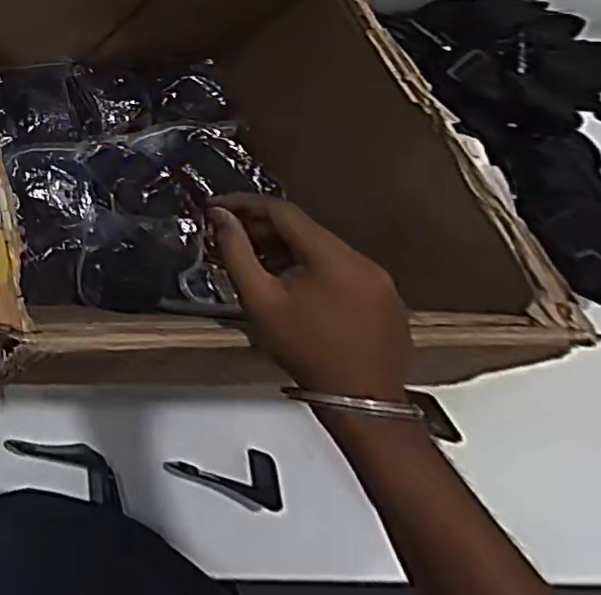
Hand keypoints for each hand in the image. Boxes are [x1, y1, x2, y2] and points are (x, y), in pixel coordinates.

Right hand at [208, 194, 410, 401]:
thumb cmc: (302, 347)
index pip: (284, 211)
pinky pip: (339, 266)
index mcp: (335, 259)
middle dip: (261, 225)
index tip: (214, 205)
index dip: (244, 202)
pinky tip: (286, 280)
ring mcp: (380, 281)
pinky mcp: (385, 297)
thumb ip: (235, 249)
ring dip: (283, 245)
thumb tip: (220, 215)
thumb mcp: (257, 296)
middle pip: (304, 228)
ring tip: (252, 257)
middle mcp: (364, 262)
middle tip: (226, 232)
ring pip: (321, 247)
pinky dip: (307, 263)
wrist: (359, 398)